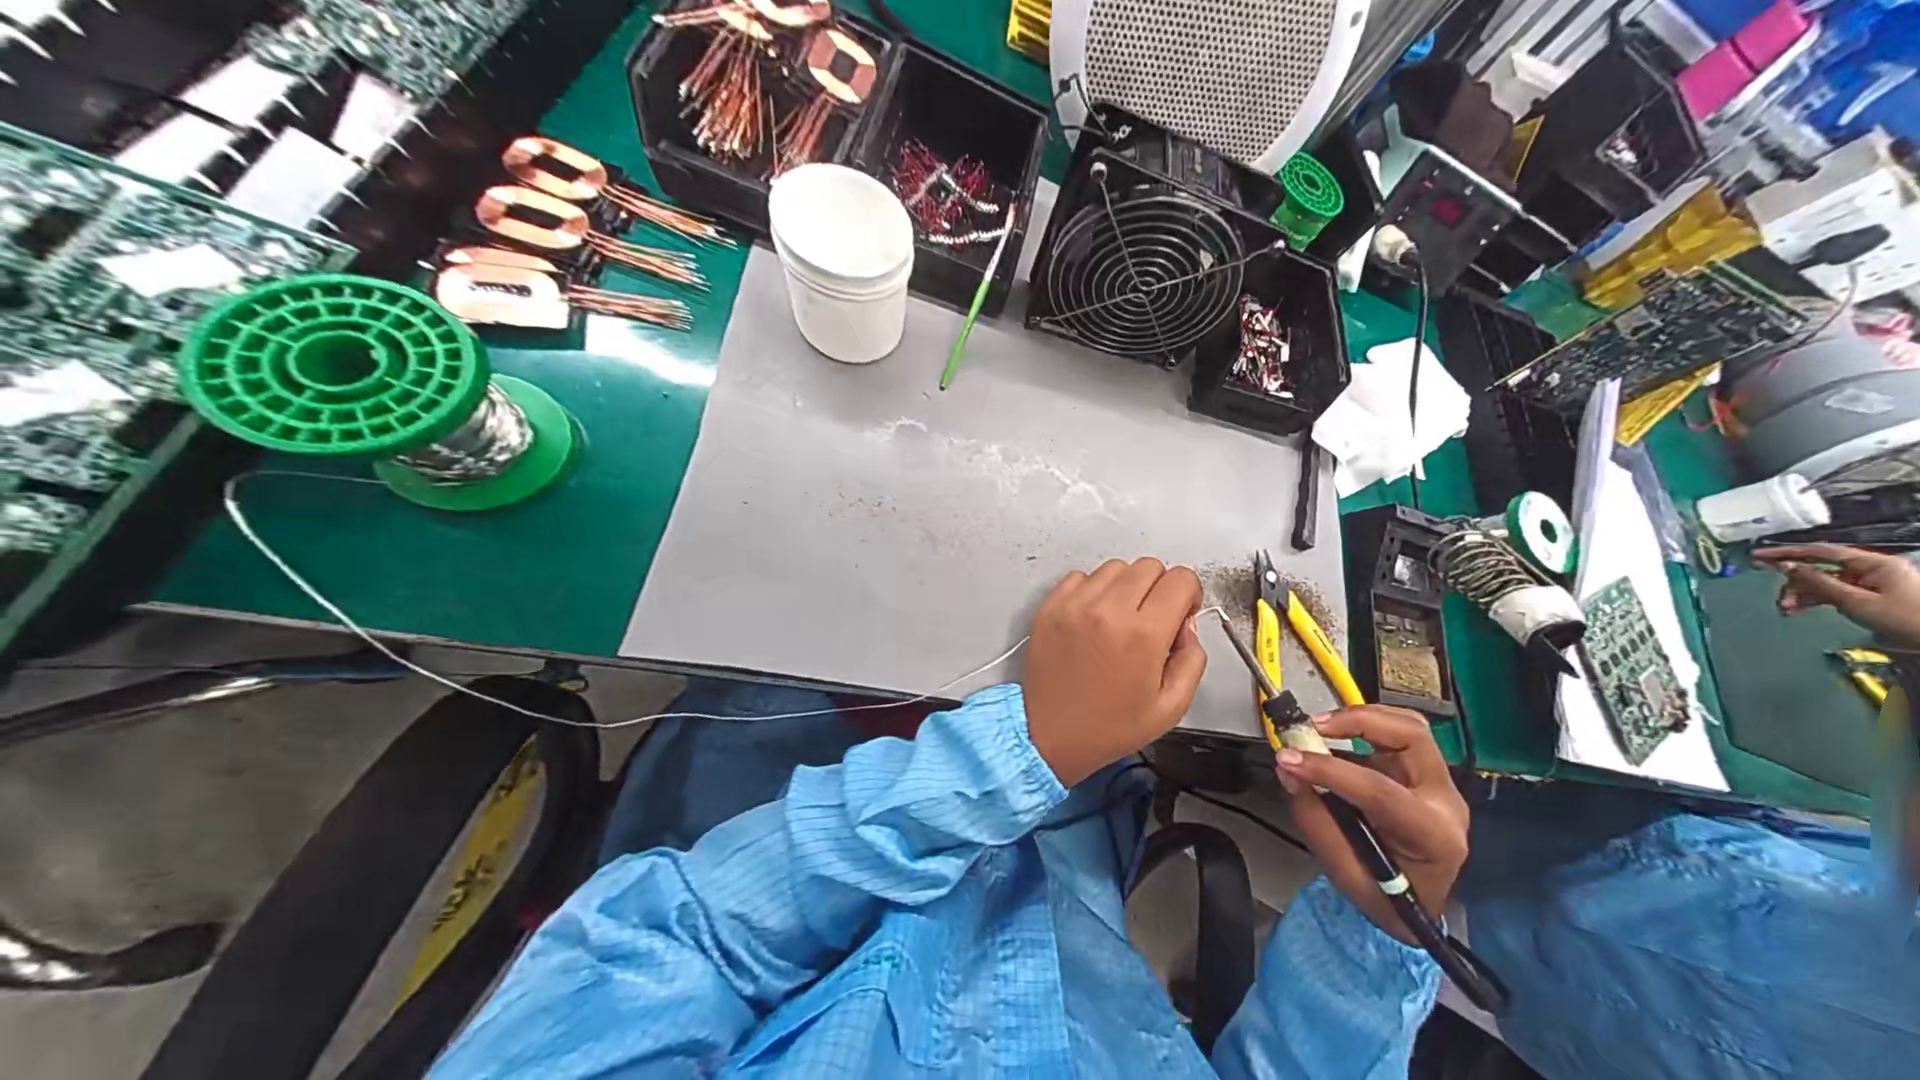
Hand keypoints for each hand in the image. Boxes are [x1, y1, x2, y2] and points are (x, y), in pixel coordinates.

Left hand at [1022, 558, 1206, 787]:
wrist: (1051, 735)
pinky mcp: (1051, 607)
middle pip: (1149, 566)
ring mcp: (1075, 605)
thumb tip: (1187, 626)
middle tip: (1152, 619)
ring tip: (1120, 620)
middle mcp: (1108, 611)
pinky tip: (1094, 618)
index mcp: (1143, 634)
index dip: (1188, 595)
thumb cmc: (1107, 726)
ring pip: (1115, 567)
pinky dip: (1093, 590)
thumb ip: (1192, 659)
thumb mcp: (1171, 706)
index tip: (1181, 612)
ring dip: (1126, 587)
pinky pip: (1081, 576)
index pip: (1180, 579)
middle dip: (1160, 589)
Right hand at [1274, 706, 1468, 944]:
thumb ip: (1312, 817)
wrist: (1417, 908)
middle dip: (1358, 721)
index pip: (1381, 790)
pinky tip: (1333, 737)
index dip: (1329, 770)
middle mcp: (1445, 802)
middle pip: (1412, 736)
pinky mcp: (1420, 772)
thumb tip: (1288, 770)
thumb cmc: (1386, 898)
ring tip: (1320, 726)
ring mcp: (1437, 783)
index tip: (1288, 758)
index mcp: (1434, 836)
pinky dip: (1361, 726)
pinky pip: (1395, 733)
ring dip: (1361, 717)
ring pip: (1407, 725)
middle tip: (1312, 726)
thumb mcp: (1343, 871)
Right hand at [1752, 544, 1919, 645]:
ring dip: (1801, 595)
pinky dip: (1815, 601)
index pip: (1822, 552)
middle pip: (1821, 569)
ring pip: (1824, 583)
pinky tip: (1798, 610)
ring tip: (1786, 610)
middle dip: (1794, 583)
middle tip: (1776, 597)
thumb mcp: (1857, 602)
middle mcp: (1872, 569)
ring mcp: (1872, 583)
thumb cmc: (1907, 619)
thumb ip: (1820, 583)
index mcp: (1874, 564)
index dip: (1787, 553)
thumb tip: (1788, 566)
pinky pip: (1835, 593)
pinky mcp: (1871, 596)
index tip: (1757, 556)